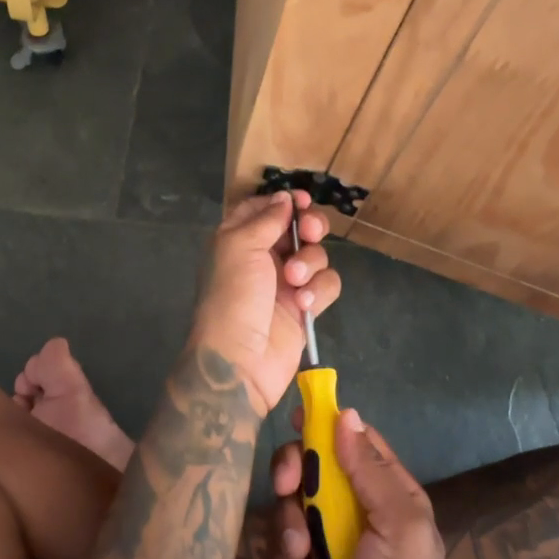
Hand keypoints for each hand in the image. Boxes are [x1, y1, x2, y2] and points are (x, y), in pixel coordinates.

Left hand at [192, 190, 339, 415]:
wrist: (239, 360)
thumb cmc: (232, 296)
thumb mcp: (239, 246)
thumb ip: (266, 219)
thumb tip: (284, 198)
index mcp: (239, 239)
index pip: (264, 209)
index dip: (283, 202)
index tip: (302, 200)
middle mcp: (263, 258)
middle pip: (297, 228)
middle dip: (309, 227)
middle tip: (309, 232)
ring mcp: (286, 283)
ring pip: (316, 255)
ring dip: (310, 262)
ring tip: (295, 280)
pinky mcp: (305, 308)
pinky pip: (326, 285)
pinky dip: (320, 290)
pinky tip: (305, 303)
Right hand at [266, 409, 446, 558]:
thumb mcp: (401, 527)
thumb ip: (372, 470)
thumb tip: (346, 412)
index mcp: (389, 494)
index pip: (355, 443)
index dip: (326, 426)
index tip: (297, 420)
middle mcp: (358, 511)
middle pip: (315, 469)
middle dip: (296, 476)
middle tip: (286, 486)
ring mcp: (331, 543)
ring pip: (293, 508)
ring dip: (291, 530)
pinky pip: (284, 550)